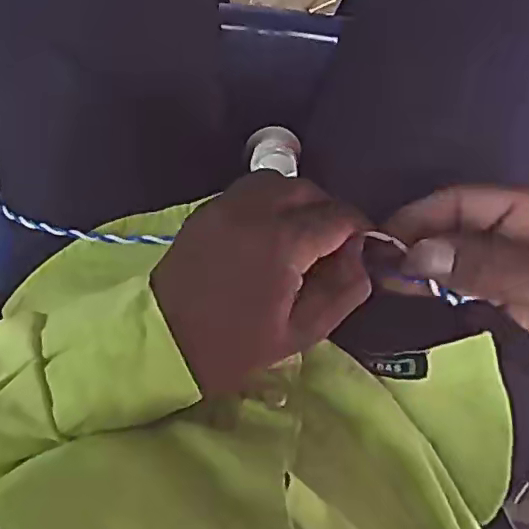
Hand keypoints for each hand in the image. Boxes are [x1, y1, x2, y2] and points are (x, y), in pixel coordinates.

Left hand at [151, 172, 372, 396]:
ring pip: (276, 182)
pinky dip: (269, 201)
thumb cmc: (234, 346)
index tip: (364, 249)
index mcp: (281, 242)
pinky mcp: (205, 210)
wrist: (164, 341)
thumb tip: (360, 255)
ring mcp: (224, 206)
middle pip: (308, 190)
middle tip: (333, 246)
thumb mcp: (301, 332)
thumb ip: (343, 289)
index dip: (360, 230)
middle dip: (330, 212)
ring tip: (301, 235)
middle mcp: (253, 211)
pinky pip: (248, 191)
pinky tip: (269, 232)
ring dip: (298, 200)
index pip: (338, 216)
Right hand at [382, 186, 528, 424]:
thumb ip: (492, 269)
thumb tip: (416, 250)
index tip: (379, 246)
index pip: (467, 200)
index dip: (420, 217)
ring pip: (467, 252)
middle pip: (463, 223)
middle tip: (376, 271)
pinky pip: (482, 280)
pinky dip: (451, 286)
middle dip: (419, 241)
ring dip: (431, 265)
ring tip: (389, 285)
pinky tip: (424, 298)